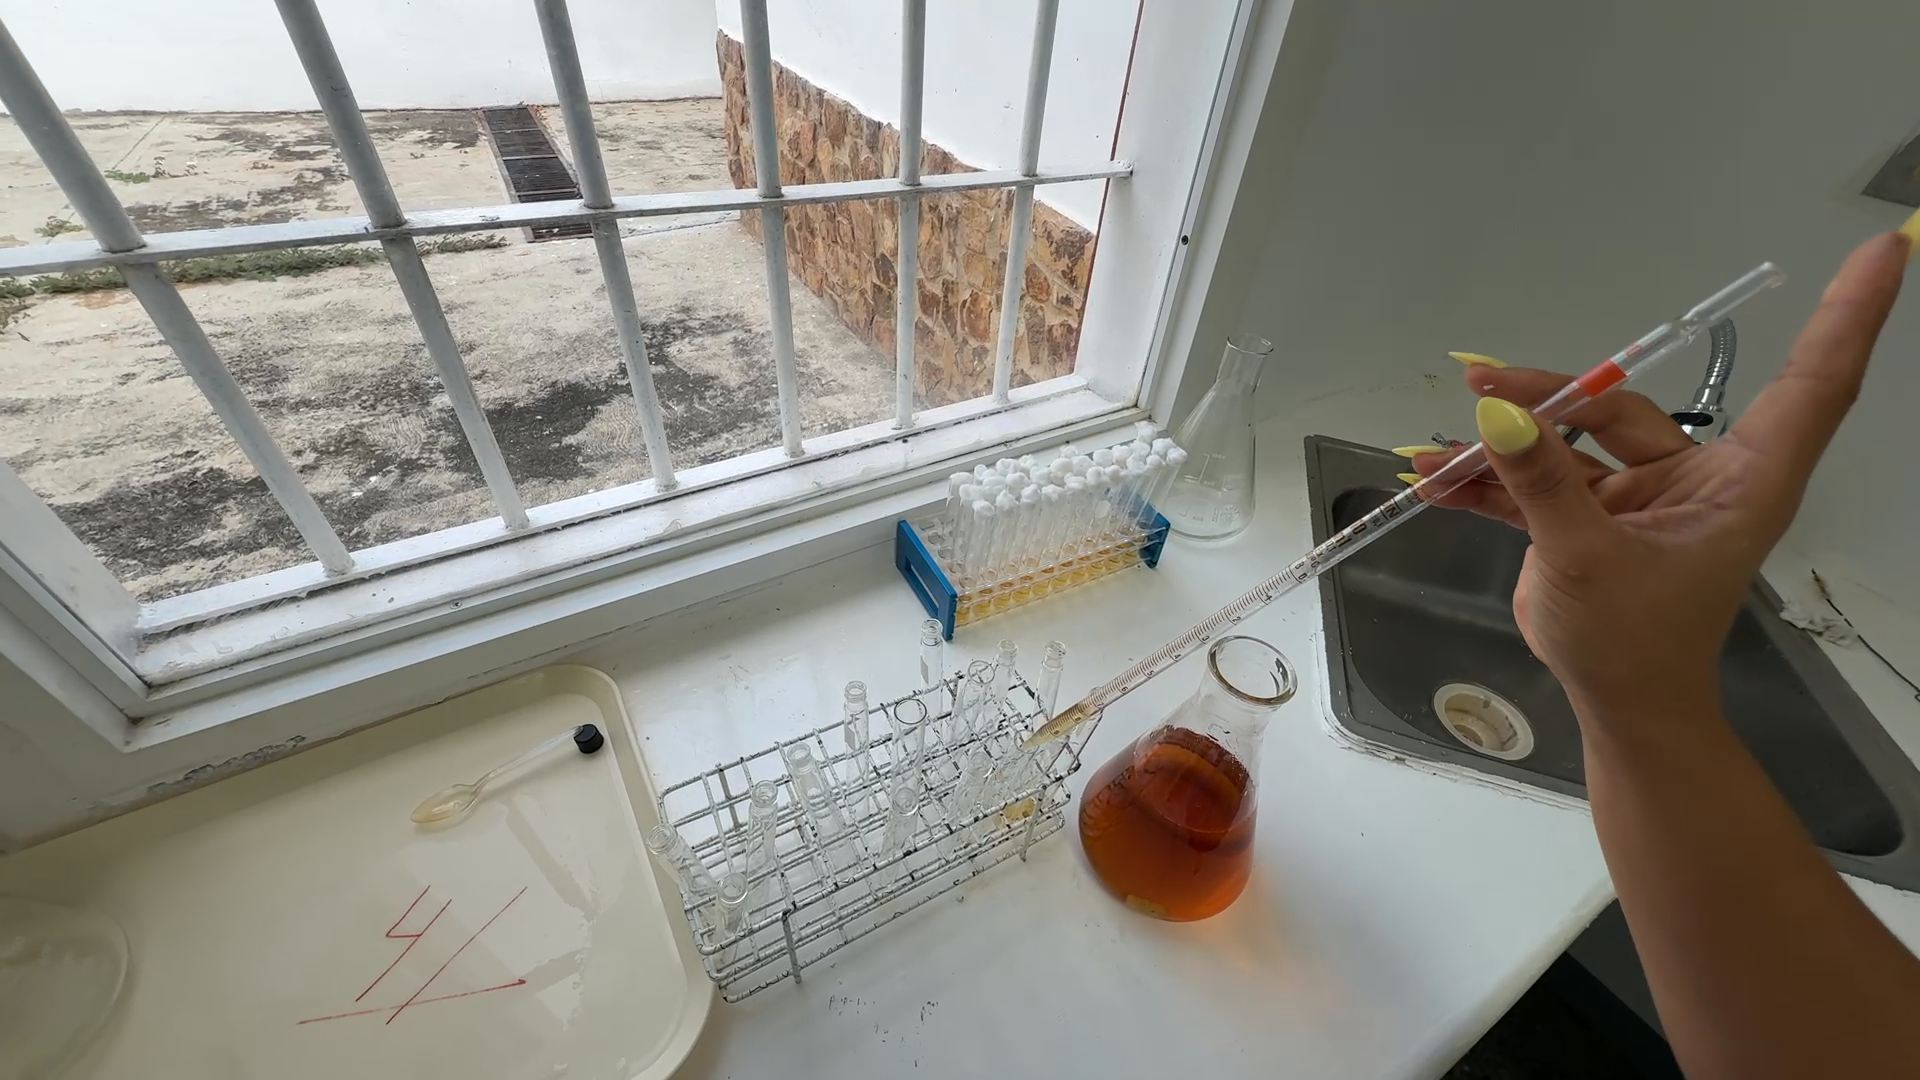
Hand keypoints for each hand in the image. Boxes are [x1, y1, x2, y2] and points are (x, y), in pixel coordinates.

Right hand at [1408, 234, 1908, 723]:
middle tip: (1476, 387)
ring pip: (1560, 446)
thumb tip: (1496, 417)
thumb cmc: (1631, 634)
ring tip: (1431, 452)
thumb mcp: (1584, 555)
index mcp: (1736, 479)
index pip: (1810, 385)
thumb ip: (1542, 483)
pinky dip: (1482, 484)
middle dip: (1543, 399)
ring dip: (1494, 448)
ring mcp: (1628, 496)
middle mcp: (1687, 476)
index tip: (1882, 248)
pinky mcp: (1579, 517)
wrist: (1610, 694)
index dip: (1843, 319)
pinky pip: (1527, 485)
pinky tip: (1432, 483)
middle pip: (1616, 410)